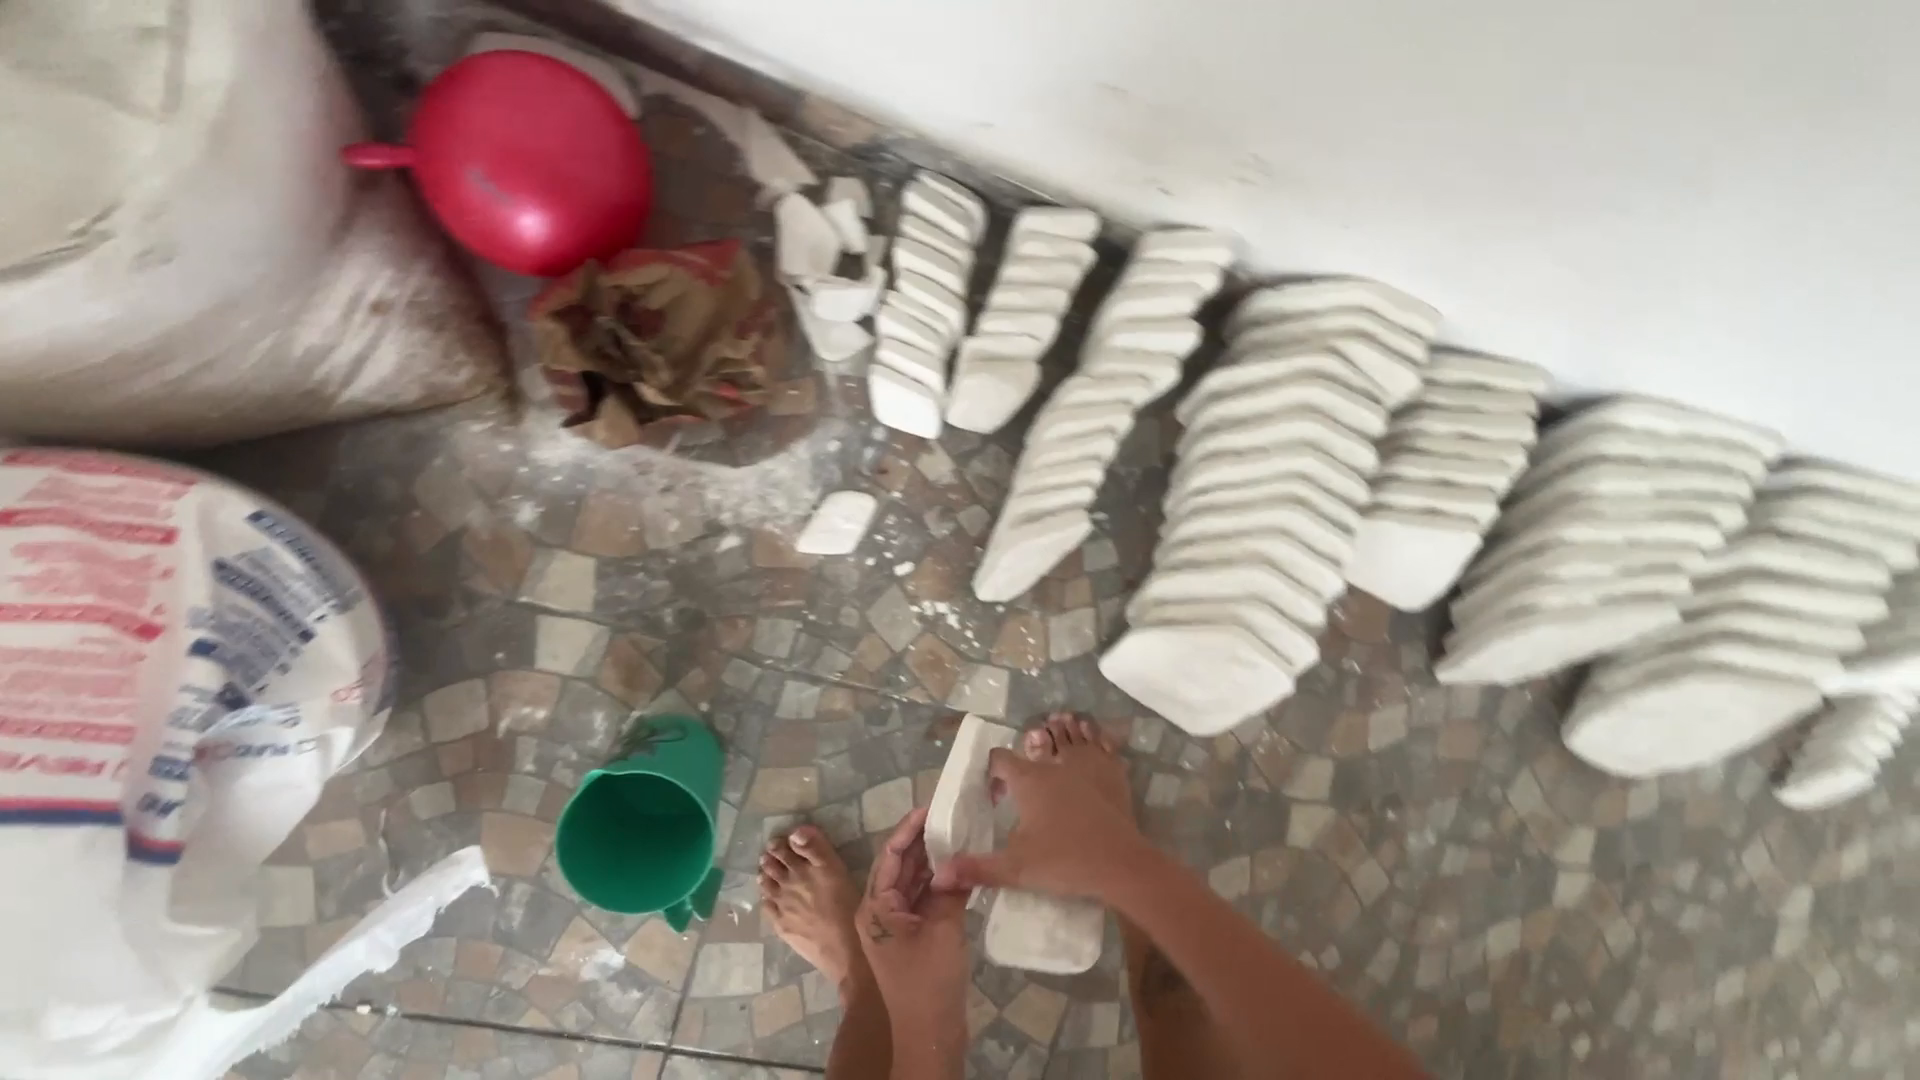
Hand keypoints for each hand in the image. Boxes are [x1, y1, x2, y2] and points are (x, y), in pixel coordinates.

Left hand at [857, 807, 968, 1022]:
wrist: (928, 1035)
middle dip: (922, 841)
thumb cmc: (928, 981)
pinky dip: (938, 885)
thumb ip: (951, 889)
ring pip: (912, 882)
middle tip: (949, 816)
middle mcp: (880, 910)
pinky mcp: (910, 938)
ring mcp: (894, 926)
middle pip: (899, 865)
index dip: (909, 828)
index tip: (930, 807)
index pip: (889, 854)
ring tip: (957, 835)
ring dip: (932, 862)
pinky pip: (922, 901)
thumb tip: (959, 862)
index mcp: (875, 905)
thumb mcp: (943, 929)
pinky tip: (960, 869)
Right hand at [931, 745, 1149, 899]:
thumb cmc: (1065, 861)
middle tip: (1029, 763)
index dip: (992, 772)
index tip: (996, 797)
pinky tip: (1094, 738)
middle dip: (1030, 747)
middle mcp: (1055, 763)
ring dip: (1062, 732)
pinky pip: (1101, 744)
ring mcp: (1087, 763)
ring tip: (1057, 725)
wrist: (1120, 864)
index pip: (1000, 759)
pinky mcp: (1112, 772)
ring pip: (1071, 735)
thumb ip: (976, 868)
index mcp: (1029, 780)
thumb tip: (939, 874)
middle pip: (1038, 741)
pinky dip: (1094, 738)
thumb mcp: (1015, 869)